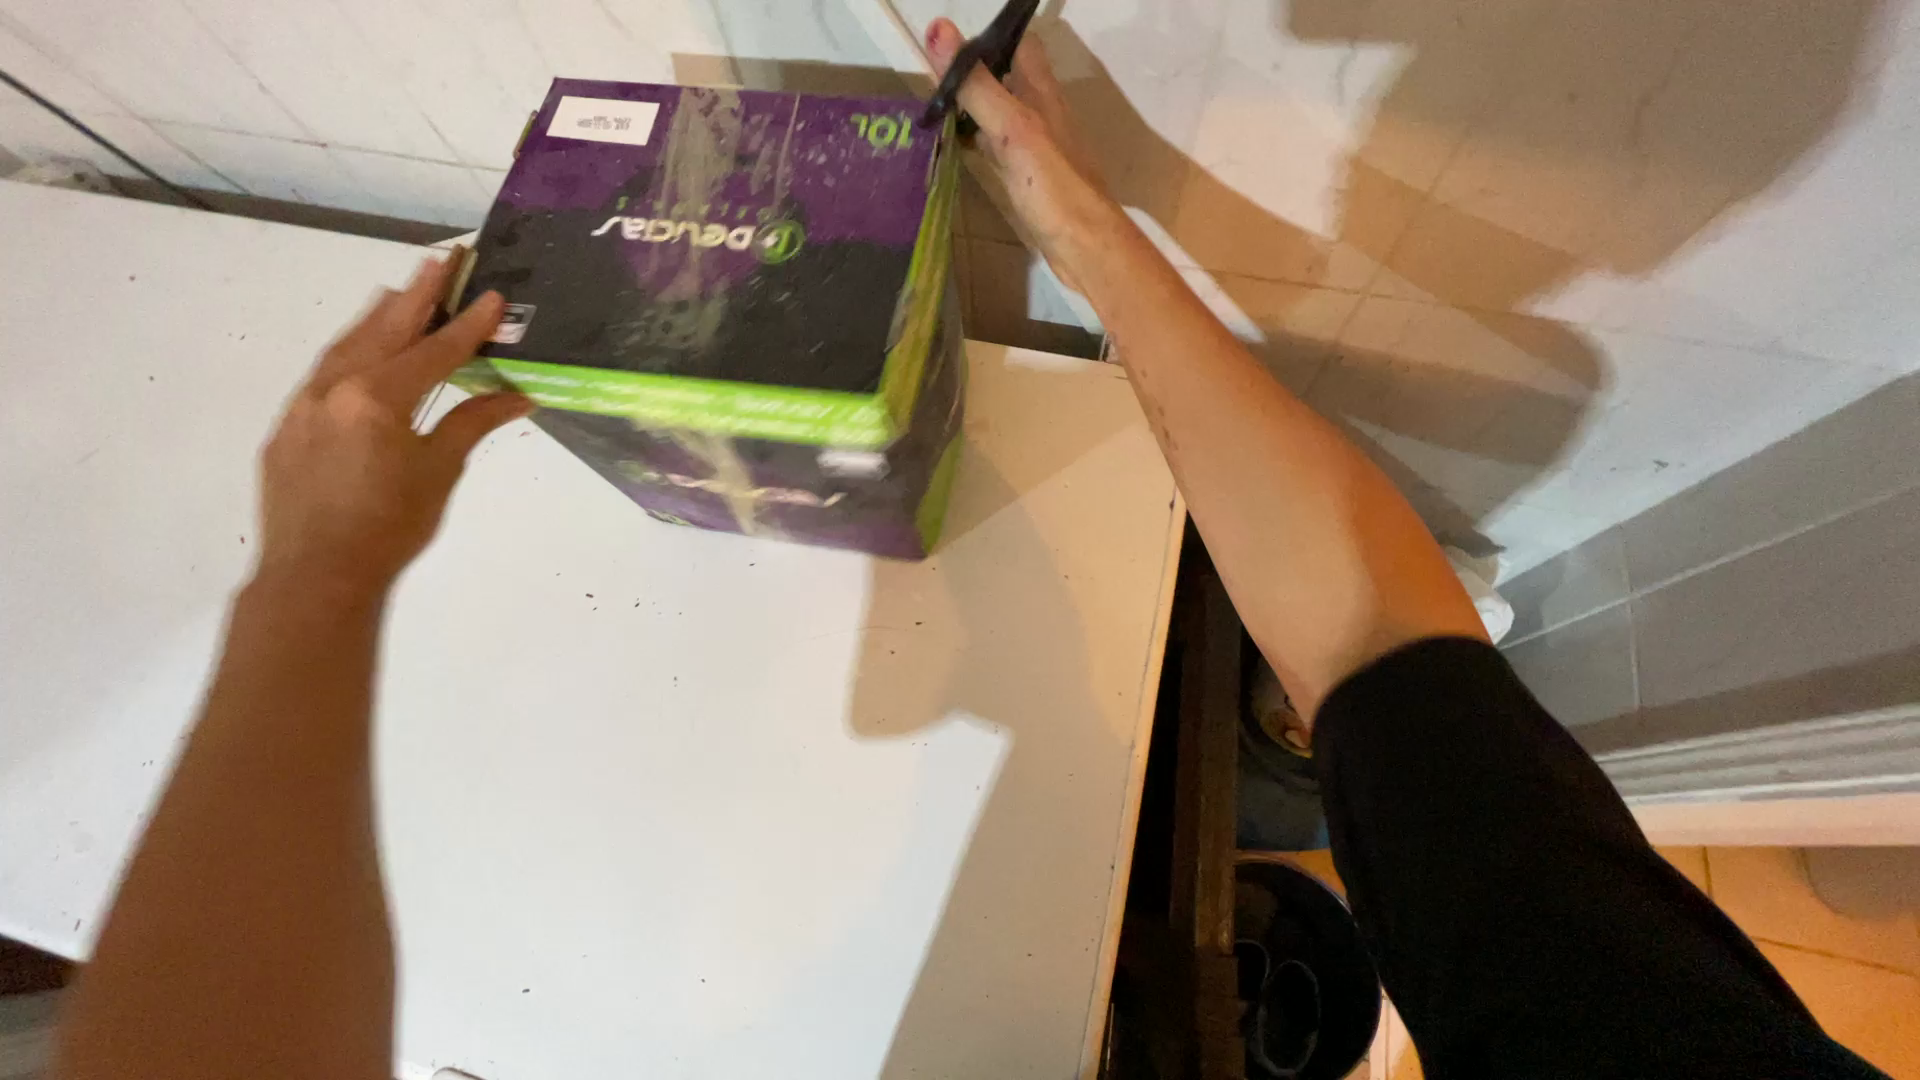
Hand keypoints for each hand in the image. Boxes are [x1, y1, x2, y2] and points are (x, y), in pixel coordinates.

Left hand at [256, 256, 530, 592]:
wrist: (317, 572)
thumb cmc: (392, 525)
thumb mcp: (441, 470)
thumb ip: (473, 422)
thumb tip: (518, 395)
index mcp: (377, 398)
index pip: (433, 351)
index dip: (466, 324)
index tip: (490, 294)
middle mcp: (335, 388)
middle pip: (382, 329)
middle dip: (416, 295)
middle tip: (441, 260)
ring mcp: (304, 404)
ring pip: (346, 346)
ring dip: (378, 316)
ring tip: (400, 290)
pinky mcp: (289, 425)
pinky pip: (325, 373)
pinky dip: (352, 351)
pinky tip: (365, 353)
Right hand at [924, 16, 1117, 290]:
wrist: (1085, 248)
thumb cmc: (1053, 188)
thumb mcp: (1012, 129)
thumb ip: (977, 86)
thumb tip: (938, 29)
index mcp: (1043, 94)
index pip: (1020, 46)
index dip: (989, 41)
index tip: (951, 50)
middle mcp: (1044, 116)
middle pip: (1008, 82)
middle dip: (975, 78)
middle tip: (933, 84)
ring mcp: (1039, 152)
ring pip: (1004, 118)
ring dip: (976, 112)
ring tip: (936, 114)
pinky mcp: (1033, 183)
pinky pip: (1003, 153)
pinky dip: (982, 147)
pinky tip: (962, 155)